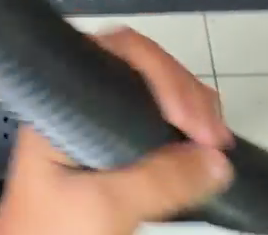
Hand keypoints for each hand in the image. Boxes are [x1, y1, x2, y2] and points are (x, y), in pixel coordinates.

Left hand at [0, 28, 235, 234]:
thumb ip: (160, 180)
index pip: (119, 50)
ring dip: (189, 108)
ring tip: (216, 141)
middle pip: (141, 66)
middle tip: (214, 134)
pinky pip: (151, 119)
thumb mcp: (106, 206)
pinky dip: (182, 127)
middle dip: (185, 92)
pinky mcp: (109, 147)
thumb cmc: (51, 232)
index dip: (163, 73)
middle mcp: (78, 99)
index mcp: (65, 97)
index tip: (192, 120)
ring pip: (151, 91)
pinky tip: (201, 147)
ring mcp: (94, 121)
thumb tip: (215, 159)